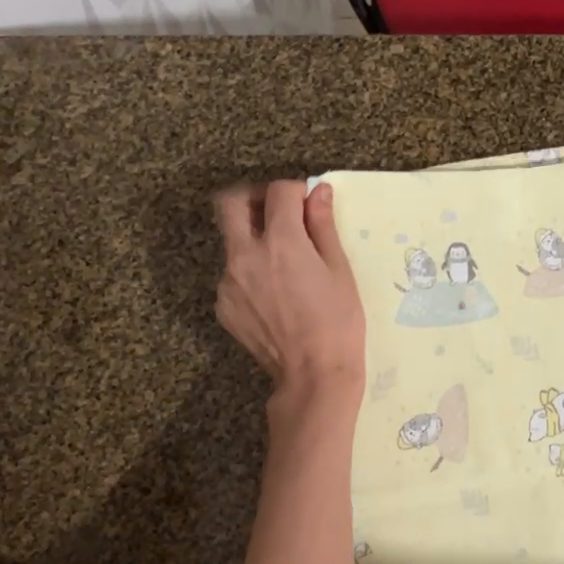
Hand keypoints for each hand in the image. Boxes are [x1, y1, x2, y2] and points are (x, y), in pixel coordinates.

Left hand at [214, 180, 365, 403]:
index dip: (296, 190)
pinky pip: (233, 276)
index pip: (278, 192)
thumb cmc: (339, 321)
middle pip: (231, 203)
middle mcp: (245, 254)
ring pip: (232, 242)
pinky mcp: (223, 305)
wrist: (313, 373)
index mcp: (280, 242)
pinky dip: (252, 273)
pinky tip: (277, 296)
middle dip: (255, 198)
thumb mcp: (340, 271)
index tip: (309, 203)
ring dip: (254, 240)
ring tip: (284, 265)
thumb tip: (319, 192)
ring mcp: (227, 281)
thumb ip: (324, 227)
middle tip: (279, 212)